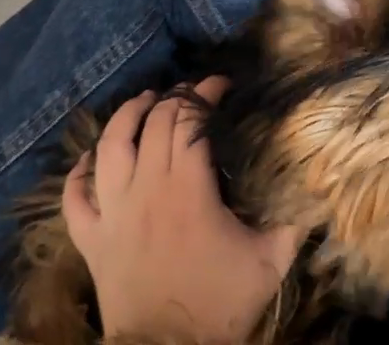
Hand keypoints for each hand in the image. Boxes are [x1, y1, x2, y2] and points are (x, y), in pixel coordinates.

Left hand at [63, 77, 304, 343]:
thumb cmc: (219, 304)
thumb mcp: (271, 260)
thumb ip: (295, 217)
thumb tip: (314, 182)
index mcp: (187, 188)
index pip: (191, 120)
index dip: (207, 93)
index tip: (223, 84)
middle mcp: (145, 188)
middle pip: (154, 123)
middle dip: (174, 98)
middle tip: (193, 92)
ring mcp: (112, 213)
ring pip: (110, 147)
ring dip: (126, 116)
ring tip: (143, 102)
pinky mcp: (91, 240)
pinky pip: (74, 198)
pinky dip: (78, 173)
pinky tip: (90, 160)